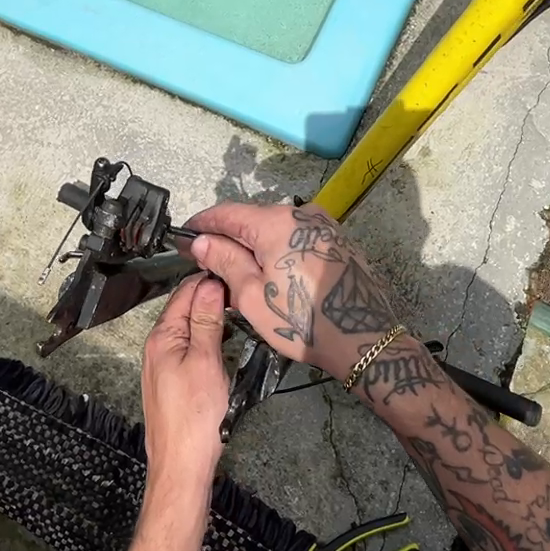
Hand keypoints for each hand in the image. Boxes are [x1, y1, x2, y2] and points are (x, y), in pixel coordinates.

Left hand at [140, 274, 230, 481]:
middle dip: (210, 296)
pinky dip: (206, 337)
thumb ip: (207, 320)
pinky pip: (188, 345)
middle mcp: (157, 345)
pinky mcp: (172, 378)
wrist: (181, 466)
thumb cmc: (195, 417)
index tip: (236, 276)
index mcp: (162, 335)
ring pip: (188, 326)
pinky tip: (223, 341)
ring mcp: (163, 362)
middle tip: (242, 293)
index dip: (210, 280)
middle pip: (185, 307)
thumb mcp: (206, 361)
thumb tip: (211, 283)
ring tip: (237, 312)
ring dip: (210, 317)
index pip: (185, 291)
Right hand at [183, 202, 400, 382]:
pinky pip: (296, 238)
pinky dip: (278, 250)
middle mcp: (300, 214)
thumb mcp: (253, 295)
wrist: (364, 337)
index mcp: (275, 222)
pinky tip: (270, 275)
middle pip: (252, 219)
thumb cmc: (302, 321)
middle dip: (227, 238)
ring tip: (236, 274)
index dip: (202, 225)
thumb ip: (225, 261)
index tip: (185, 239)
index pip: (226, 213)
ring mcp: (323, 226)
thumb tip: (202, 241)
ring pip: (275, 230)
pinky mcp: (337, 241)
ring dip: (253, 246)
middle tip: (206, 263)